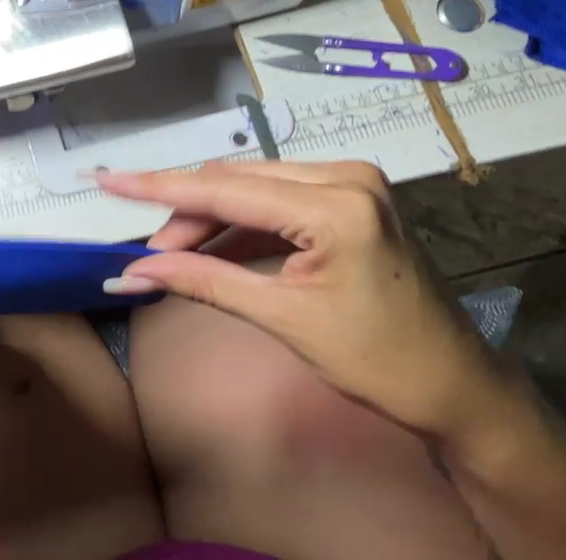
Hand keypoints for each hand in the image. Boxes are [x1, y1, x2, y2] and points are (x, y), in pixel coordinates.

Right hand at [100, 160, 514, 444]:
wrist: (457, 388)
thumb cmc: (378, 362)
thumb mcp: (283, 319)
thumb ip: (203, 282)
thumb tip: (131, 273)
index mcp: (335, 205)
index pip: (225, 189)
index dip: (158, 187)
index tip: (107, 180)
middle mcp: (344, 176)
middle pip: (235, 181)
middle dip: (186, 214)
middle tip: (149, 254)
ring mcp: (351, 183)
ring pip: (252, 187)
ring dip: (210, 218)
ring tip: (173, 255)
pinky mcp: (350, 198)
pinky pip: (276, 199)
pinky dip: (240, 223)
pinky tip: (210, 248)